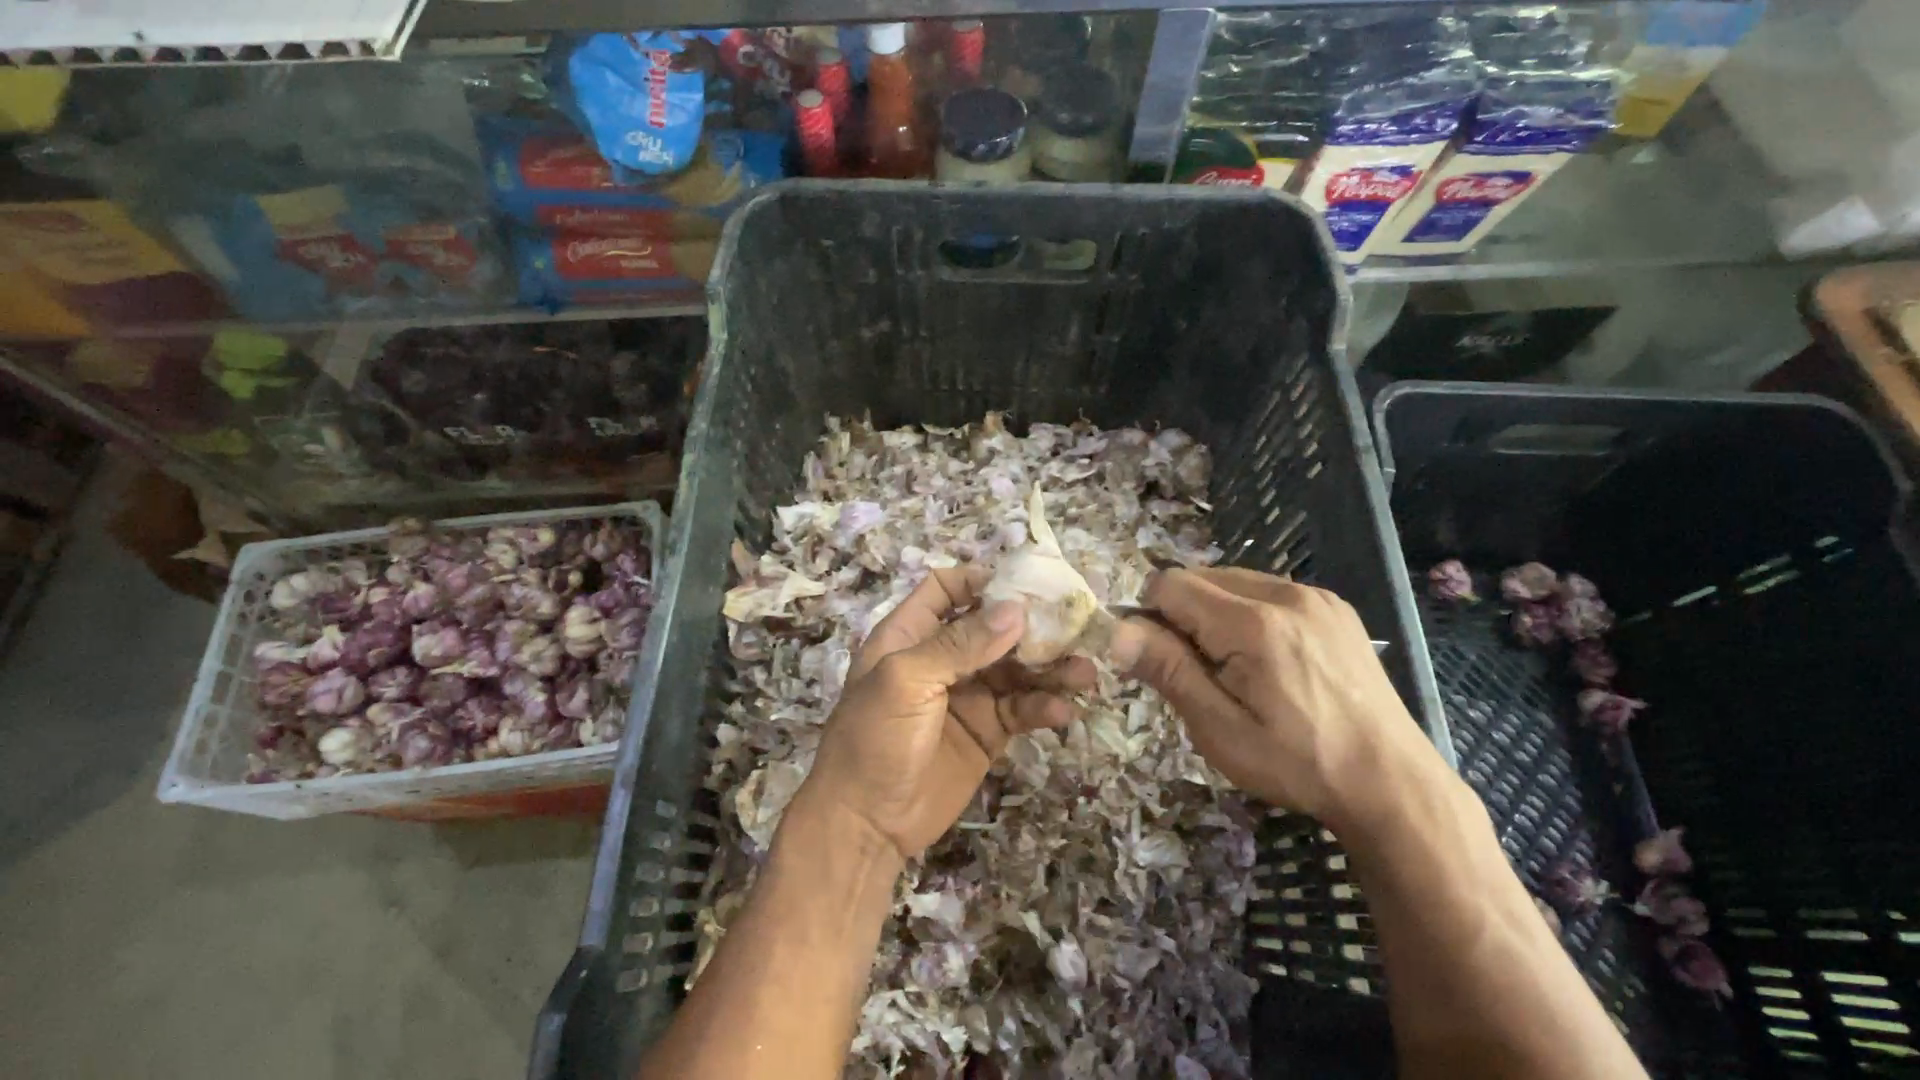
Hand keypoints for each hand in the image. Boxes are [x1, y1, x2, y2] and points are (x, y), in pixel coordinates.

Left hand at [802, 566, 1094, 859]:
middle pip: (994, 627)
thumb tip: (1016, 609)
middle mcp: (942, 658)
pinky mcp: (987, 733)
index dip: (983, 581)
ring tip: (1085, 674)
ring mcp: (967, 696)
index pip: (948, 588)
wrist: (864, 822)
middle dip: (1033, 626)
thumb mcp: (907, 680)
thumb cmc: (874, 738)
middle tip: (1076, 628)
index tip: (1027, 586)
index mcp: (911, 634)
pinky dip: (1043, 707)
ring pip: (1016, 669)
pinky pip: (1021, 710)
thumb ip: (960, 644)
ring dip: (1050, 668)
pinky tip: (1062, 712)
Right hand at [1109, 568, 1452, 828]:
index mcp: (1253, 623)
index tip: (1158, 662)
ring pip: (1234, 581)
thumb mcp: (1220, 730)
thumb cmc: (1296, 763)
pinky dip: (1251, 615)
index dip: (1149, 618)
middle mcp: (1286, 594)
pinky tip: (1268, 662)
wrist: (1389, 781)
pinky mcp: (1336, 609)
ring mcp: (1316, 597)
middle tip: (1197, 673)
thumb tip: (1116, 632)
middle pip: (1201, 577)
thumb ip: (1168, 671)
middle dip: (1182, 616)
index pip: (1169, 584)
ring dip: (1215, 614)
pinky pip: (1270, 592)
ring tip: (1234, 670)